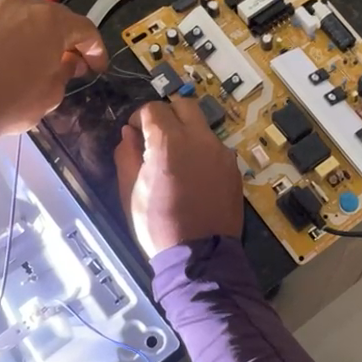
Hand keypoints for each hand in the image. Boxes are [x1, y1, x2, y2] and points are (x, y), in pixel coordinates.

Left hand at [0, 0, 106, 135]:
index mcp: (52, 21)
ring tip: (39, 57)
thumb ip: (66, 71)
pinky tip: (12, 56)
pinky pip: (5, 23)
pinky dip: (15, 36)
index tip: (97, 67)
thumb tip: (68, 61)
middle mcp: (26, 5)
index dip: (96, 49)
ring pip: (29, 17)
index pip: (85, 30)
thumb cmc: (11, 98)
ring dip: (40, 34)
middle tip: (71, 63)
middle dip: (68, 40)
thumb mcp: (51, 93)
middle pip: (57, 18)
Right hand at [114, 95, 242, 255]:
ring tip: (177, 160)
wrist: (199, 256)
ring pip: (202, 127)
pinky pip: (216, 148)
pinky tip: (195, 176)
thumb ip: (127, 156)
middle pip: (184, 105)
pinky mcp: (234, 168)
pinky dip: (203, 152)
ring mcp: (221, 153)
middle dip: (168, 114)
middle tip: (157, 136)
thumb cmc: (158, 226)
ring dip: (187, 133)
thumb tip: (128, 134)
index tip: (135, 131)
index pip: (153, 108)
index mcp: (169, 142)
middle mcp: (199, 139)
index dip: (140, 117)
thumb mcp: (131, 192)